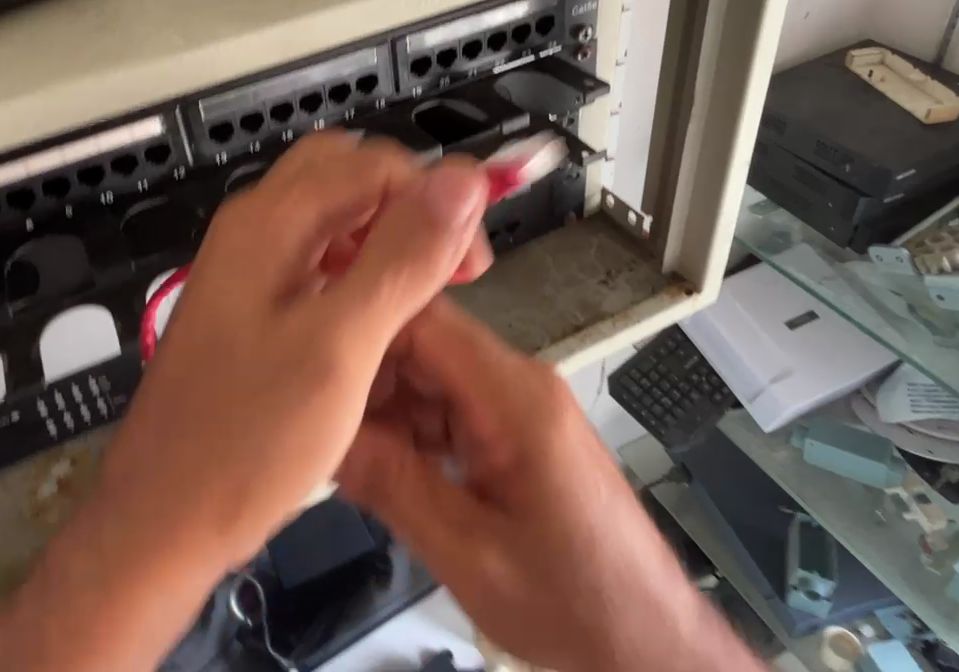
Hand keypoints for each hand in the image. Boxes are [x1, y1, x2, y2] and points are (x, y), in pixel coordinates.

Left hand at [0, 134, 492, 671]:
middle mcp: (254, 228)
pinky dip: (358, 270)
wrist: (162, 520)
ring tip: (423, 296)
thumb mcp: (341, 346)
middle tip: (449, 267)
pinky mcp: (250, 304)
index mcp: (270, 222)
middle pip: (347, 175)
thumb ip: (403, 257)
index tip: (473, 261)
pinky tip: (379, 320)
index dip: (434, 198)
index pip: (373, 163)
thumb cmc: (248, 440)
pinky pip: (315, 258)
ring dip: (387, 238)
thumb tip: (461, 180)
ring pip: (333, 216)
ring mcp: (247, 266)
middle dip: (409, 206)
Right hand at [337, 300, 764, 671]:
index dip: (361, 330)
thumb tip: (323, 435)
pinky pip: (448, 407)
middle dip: (368, 380)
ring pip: (429, 376)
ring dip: (387, 412)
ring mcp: (519, 404)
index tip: (312, 362)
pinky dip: (412, 433)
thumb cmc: (575, 601)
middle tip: (326, 430)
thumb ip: (392, 486)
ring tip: (353, 459)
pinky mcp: (516, 429)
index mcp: (514, 396)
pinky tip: (392, 472)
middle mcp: (519, 383)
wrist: (646, 638)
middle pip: (422, 344)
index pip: (423, 318)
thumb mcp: (469, 553)